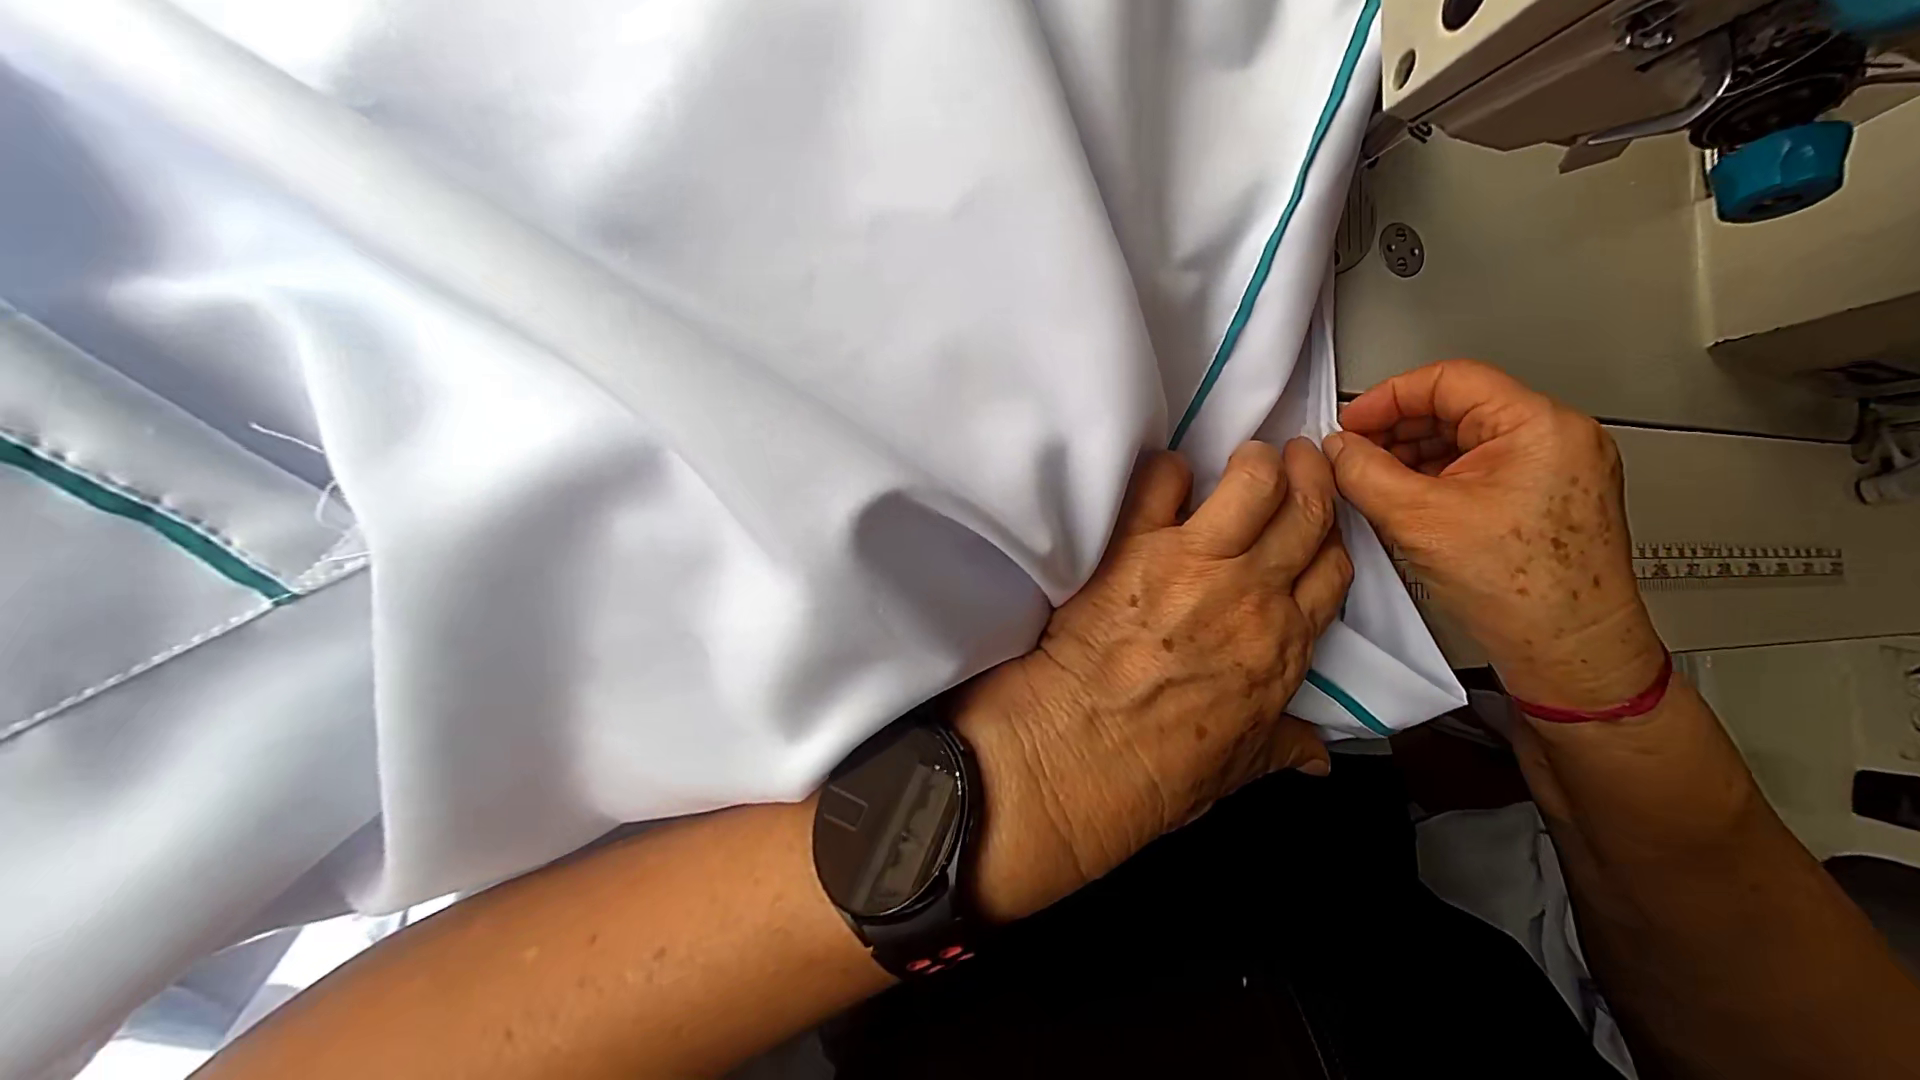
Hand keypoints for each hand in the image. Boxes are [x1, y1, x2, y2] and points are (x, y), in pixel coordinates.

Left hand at [954, 439, 1349, 923]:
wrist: (1077, 756)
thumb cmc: (1158, 771)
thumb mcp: (1239, 768)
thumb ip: (1284, 747)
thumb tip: (1319, 756)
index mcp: (1285, 644)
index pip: (1333, 566)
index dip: (1329, 534)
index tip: (1316, 520)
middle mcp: (1251, 593)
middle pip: (1306, 510)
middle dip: (1309, 475)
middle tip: (1298, 457)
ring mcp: (1193, 564)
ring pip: (1253, 481)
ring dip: (1256, 462)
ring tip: (1246, 458)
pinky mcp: (1133, 547)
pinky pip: (1160, 482)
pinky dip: (1166, 472)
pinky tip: (1163, 483)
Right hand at [1321, 359, 1664, 710]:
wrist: (1566, 648)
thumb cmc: (1520, 588)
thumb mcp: (1416, 518)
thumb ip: (1363, 472)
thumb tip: (1335, 447)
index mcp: (1538, 427)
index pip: (1449, 380)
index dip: (1388, 397)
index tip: (1349, 423)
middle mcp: (1554, 438)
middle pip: (1455, 406)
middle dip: (1394, 428)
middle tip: (1350, 453)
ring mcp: (1550, 467)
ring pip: (1461, 438)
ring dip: (1408, 454)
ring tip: (1368, 480)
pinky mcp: (1538, 495)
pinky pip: (1472, 467)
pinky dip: (1429, 476)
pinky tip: (1399, 498)